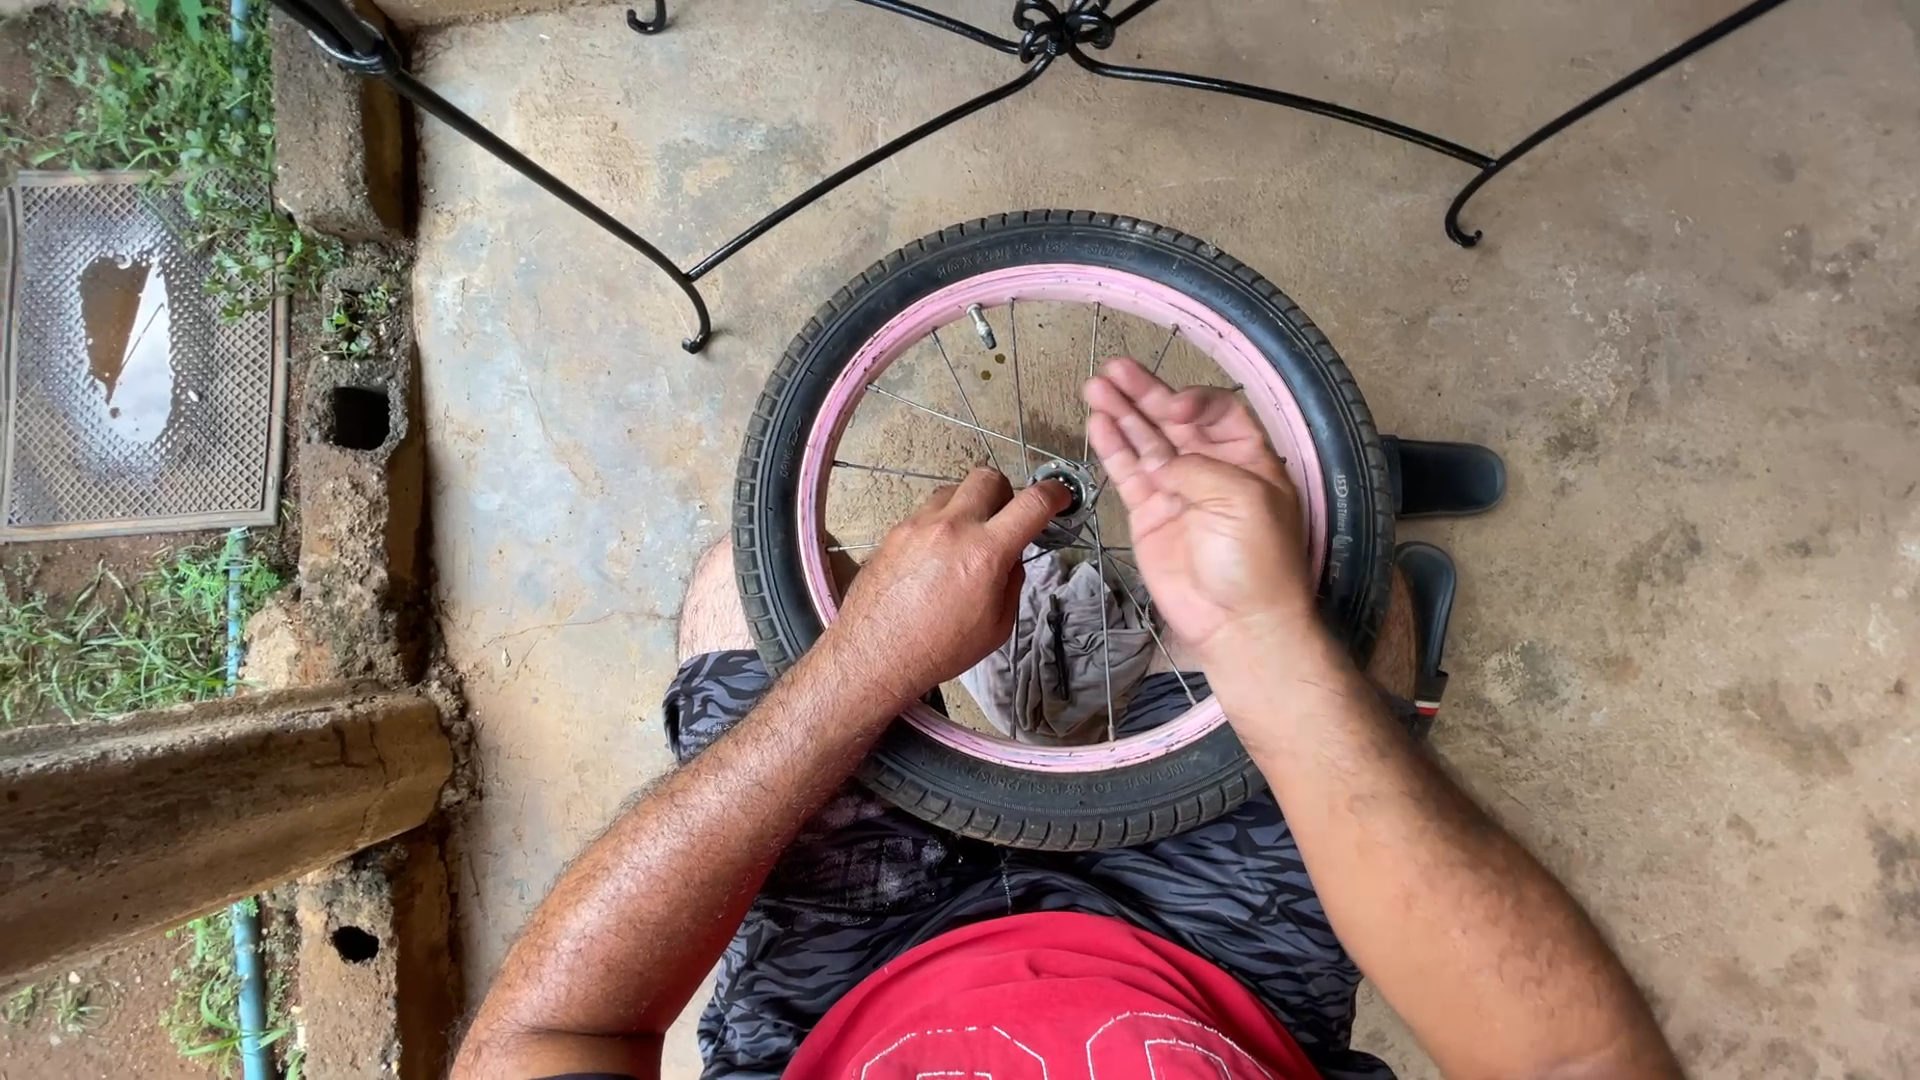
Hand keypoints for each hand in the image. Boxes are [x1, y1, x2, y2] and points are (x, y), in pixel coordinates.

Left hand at [826, 468, 1068, 708]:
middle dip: (1006, 493)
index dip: (1056, 493)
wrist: (875, 654)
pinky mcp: (895, 530)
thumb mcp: (997, 625)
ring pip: (954, 490)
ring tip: (966, 541)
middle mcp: (952, 527)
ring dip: (970, 506)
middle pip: (989, 476)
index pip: (1033, 503)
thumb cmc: (939, 648)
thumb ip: (1011, 582)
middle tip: (1005, 521)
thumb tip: (1013, 558)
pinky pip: (927, 511)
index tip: (1061, 496)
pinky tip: (936, 556)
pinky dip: (942, 523)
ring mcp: (919, 524)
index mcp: (985, 552)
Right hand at [1083, 356, 1315, 658]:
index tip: (1171, 410)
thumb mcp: (1243, 501)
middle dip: (1144, 394)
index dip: (1193, 403)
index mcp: (1248, 459)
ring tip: (1095, 387)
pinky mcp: (1149, 514)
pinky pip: (1128, 474)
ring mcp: (1176, 490)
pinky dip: (1113, 450)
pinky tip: (1098, 425)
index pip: (1218, 413)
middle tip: (1112, 370)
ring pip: (1144, 442)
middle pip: (1172, 420)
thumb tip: (1159, 462)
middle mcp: (1210, 468)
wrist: (1235, 622)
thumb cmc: (1256, 561)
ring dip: (1121, 414)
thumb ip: (1197, 469)